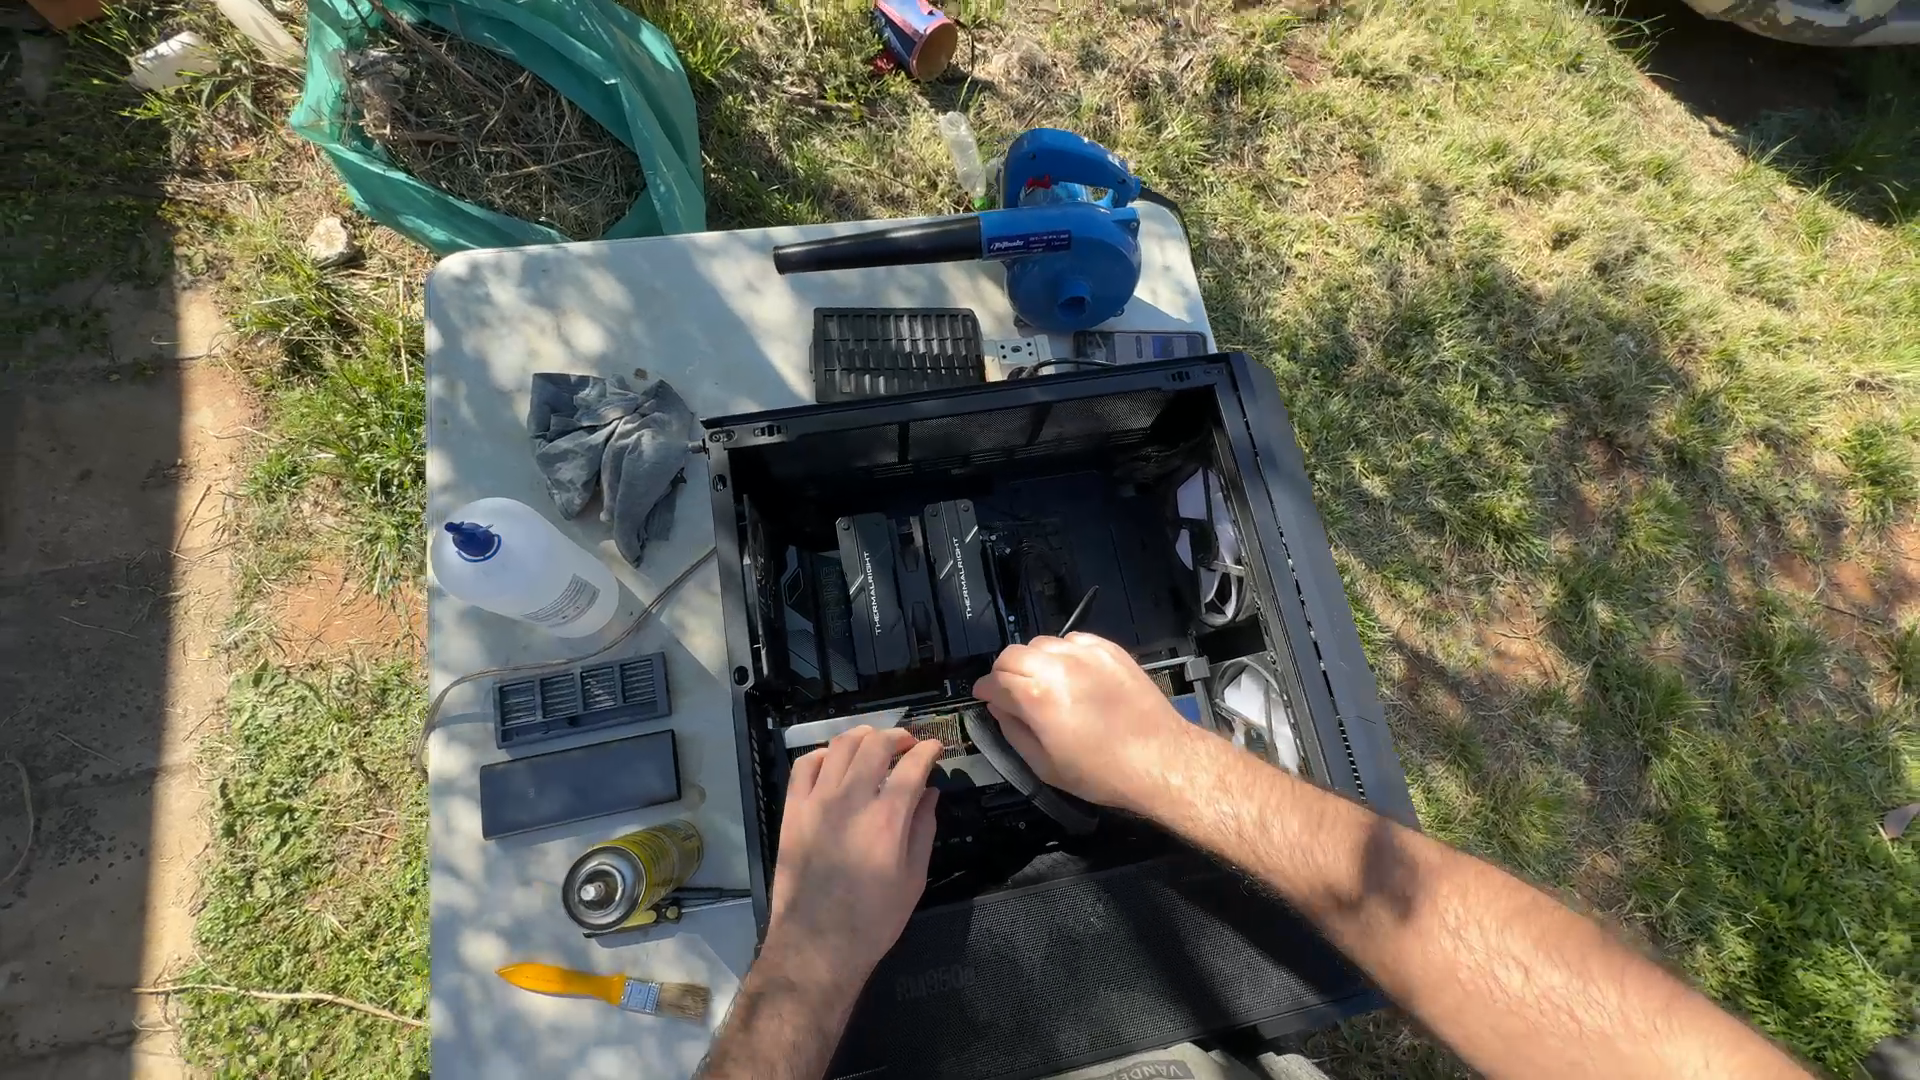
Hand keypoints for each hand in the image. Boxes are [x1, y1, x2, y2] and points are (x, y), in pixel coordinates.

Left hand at [763, 726, 941, 995]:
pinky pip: (805, 765)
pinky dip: (824, 753)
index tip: (936, 748)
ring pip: (841, 746)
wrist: (815, 947)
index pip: (913, 765)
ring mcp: (817, 802)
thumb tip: (929, 793)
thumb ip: (923, 829)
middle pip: (876, 745)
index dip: (929, 750)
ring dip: (864, 736)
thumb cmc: (873, 920)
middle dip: (899, 736)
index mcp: (887, 819)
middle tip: (909, 744)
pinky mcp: (793, 810)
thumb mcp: (914, 879)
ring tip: (875, 743)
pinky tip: (835, 760)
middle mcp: (851, 800)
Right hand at [971, 633, 1197, 812]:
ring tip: (1044, 683)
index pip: (994, 680)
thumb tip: (998, 707)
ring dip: (1034, 661)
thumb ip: (1013, 731)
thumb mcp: (1045, 766)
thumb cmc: (1101, 771)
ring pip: (1041, 643)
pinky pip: (1072, 640)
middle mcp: (1058, 666)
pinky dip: (1063, 654)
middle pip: (1012, 654)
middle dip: (1004, 672)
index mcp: (1037, 697)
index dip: (984, 690)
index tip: (985, 697)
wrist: (1161, 758)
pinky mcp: (1108, 649)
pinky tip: (1072, 675)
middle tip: (1011, 692)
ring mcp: (1085, 654)